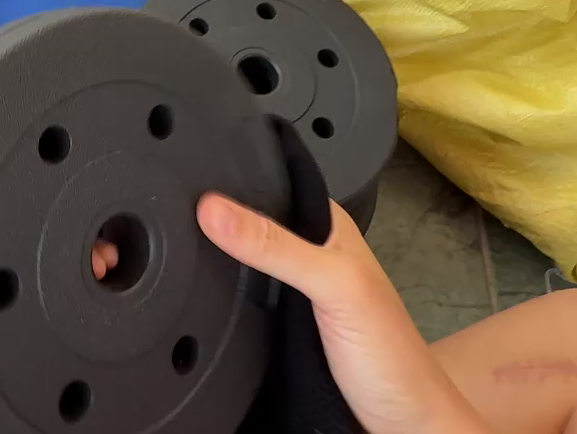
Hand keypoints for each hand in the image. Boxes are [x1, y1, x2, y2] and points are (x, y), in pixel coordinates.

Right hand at [198, 193, 489, 433]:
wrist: (403, 430)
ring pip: (242, 257)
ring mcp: (292, 285)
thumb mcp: (333, 285)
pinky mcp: (278, 320)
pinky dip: (222, 289)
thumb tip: (212, 208)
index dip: (233, 174)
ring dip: (216, 254)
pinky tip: (203, 283)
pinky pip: (240, 294)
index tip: (187, 168)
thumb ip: (276, 246)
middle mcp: (306, 247)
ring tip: (177, 239)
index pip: (270, 180)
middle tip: (172, 207)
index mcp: (325, 221)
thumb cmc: (391, 356)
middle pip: (249, 219)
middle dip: (217, 215)